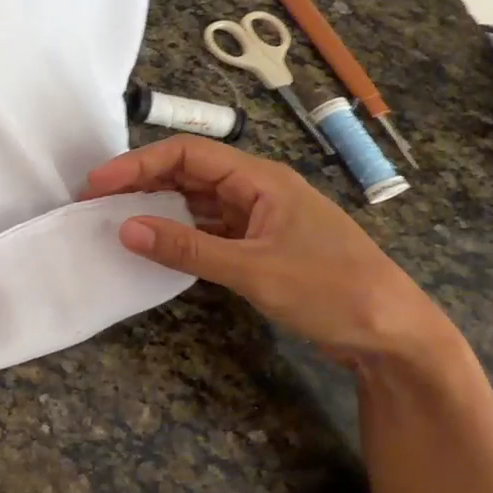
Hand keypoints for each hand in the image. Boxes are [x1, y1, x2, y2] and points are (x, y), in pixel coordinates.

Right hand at [81, 135, 451, 359]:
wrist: (397, 337)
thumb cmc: (333, 292)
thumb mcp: (254, 270)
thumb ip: (187, 249)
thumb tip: (125, 228)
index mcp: (261, 179)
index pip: (187, 155)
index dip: (137, 164)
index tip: (97, 185)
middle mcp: (258, 190)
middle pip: (188, 173)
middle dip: (141, 182)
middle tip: (94, 202)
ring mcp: (261, 219)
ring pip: (197, 201)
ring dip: (158, 208)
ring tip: (115, 220)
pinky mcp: (263, 246)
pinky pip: (210, 229)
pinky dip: (180, 234)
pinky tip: (157, 245)